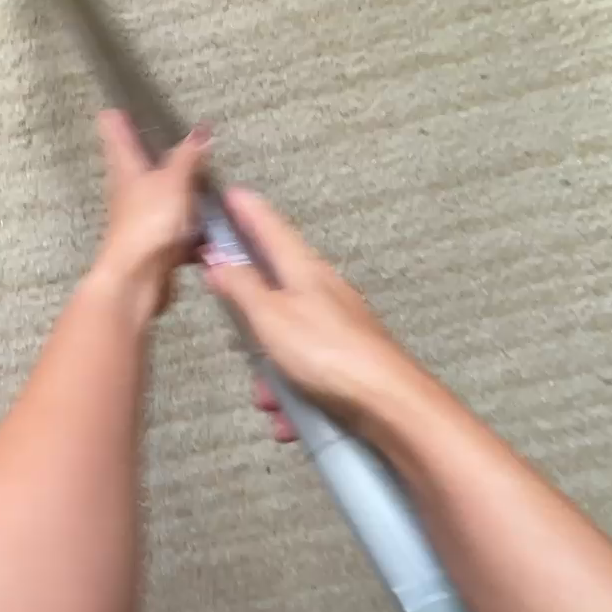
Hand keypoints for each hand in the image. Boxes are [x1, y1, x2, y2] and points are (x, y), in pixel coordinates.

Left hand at [89, 110, 209, 321]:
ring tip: (199, 187)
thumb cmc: (147, 224)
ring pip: (161, 202)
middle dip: (146, 158)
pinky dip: (193, 235)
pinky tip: (211, 237)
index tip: (110, 110)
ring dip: (177, 196)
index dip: (115, 124)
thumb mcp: (173, 181)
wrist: (138, 279)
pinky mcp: (155, 248)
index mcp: (126, 171)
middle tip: (152, 144)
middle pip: (137, 170)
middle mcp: (129, 195)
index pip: (117, 139)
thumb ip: (188, 157)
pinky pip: (178, 236)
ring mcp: (141, 222)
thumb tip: (200, 131)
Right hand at [204, 189, 419, 439]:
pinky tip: (287, 418)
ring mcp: (334, 326)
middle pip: (271, 286)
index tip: (230, 193)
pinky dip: (290, 394)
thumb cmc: (330, 356)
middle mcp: (321, 292)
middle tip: (228, 320)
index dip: (248, 210)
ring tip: (268, 397)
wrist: (392, 409)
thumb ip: (241, 287)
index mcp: (304, 270)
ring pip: (282, 339)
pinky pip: (302, 372)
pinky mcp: (342, 360)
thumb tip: (219, 259)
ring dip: (268, 370)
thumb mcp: (270, 317)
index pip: (270, 228)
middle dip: (246, 313)